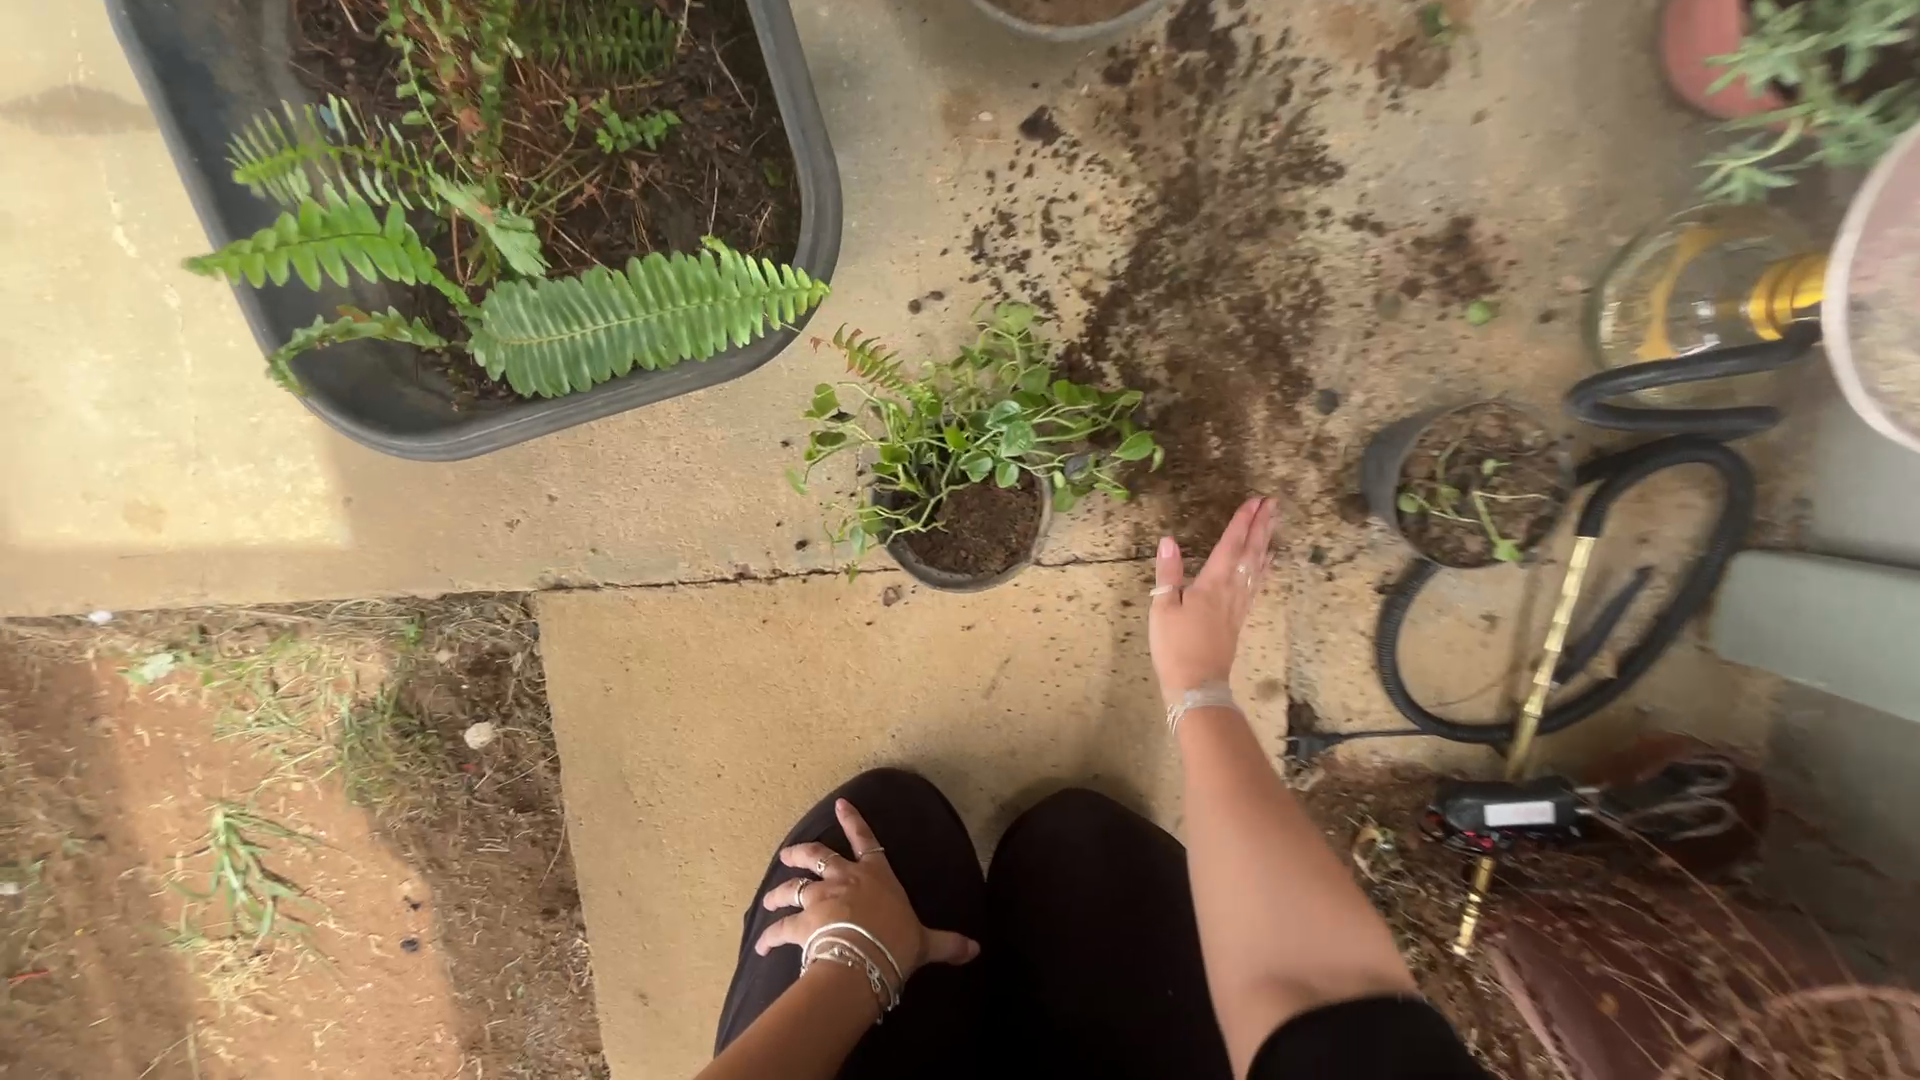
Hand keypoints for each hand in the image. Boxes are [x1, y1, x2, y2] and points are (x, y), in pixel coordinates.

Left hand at [754, 799, 979, 989]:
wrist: (867, 957)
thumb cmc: (896, 942)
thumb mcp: (924, 943)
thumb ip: (947, 944)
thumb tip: (976, 950)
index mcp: (875, 875)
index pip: (865, 839)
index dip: (853, 820)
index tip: (840, 804)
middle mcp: (844, 878)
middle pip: (817, 856)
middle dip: (800, 852)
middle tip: (787, 853)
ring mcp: (819, 897)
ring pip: (792, 888)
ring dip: (778, 893)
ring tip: (768, 900)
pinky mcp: (801, 921)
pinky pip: (780, 928)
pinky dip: (770, 936)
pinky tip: (761, 946)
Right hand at [1149, 496, 1276, 707]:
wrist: (1196, 683)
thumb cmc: (1174, 646)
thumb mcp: (1162, 608)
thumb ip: (1168, 573)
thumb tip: (1168, 540)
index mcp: (1212, 584)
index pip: (1230, 545)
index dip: (1242, 522)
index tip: (1255, 501)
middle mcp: (1232, 590)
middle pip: (1251, 552)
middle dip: (1261, 526)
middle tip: (1273, 503)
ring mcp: (1238, 605)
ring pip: (1257, 567)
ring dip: (1266, 542)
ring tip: (1274, 523)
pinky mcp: (1239, 618)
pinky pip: (1256, 585)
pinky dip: (1264, 568)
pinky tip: (1268, 562)